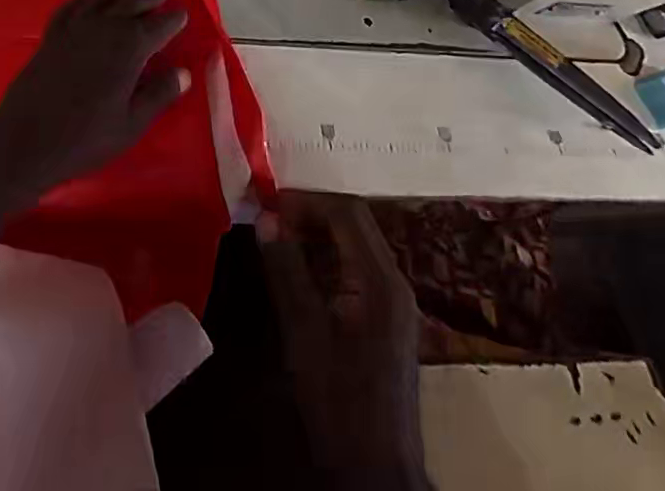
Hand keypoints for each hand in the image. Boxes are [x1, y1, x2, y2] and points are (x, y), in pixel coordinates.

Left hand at [0, 0, 191, 197]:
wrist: (25, 140)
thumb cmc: (85, 138)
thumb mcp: (131, 124)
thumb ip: (159, 95)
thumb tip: (184, 73)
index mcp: (128, 49)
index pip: (158, 25)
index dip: (173, 19)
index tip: (183, 14)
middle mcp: (102, 29)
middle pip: (131, 1)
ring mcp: (73, 29)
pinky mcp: (51, 36)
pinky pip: (71, 6)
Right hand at [259, 193, 427, 490]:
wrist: (375, 466)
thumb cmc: (337, 397)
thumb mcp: (303, 330)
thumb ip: (286, 269)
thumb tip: (267, 218)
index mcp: (381, 281)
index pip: (348, 214)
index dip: (306, 200)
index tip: (268, 202)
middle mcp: (396, 282)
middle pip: (357, 224)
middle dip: (312, 213)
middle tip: (270, 217)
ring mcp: (397, 302)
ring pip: (358, 245)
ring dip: (319, 234)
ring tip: (279, 236)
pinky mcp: (389, 318)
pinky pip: (359, 268)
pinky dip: (329, 257)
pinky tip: (301, 269)